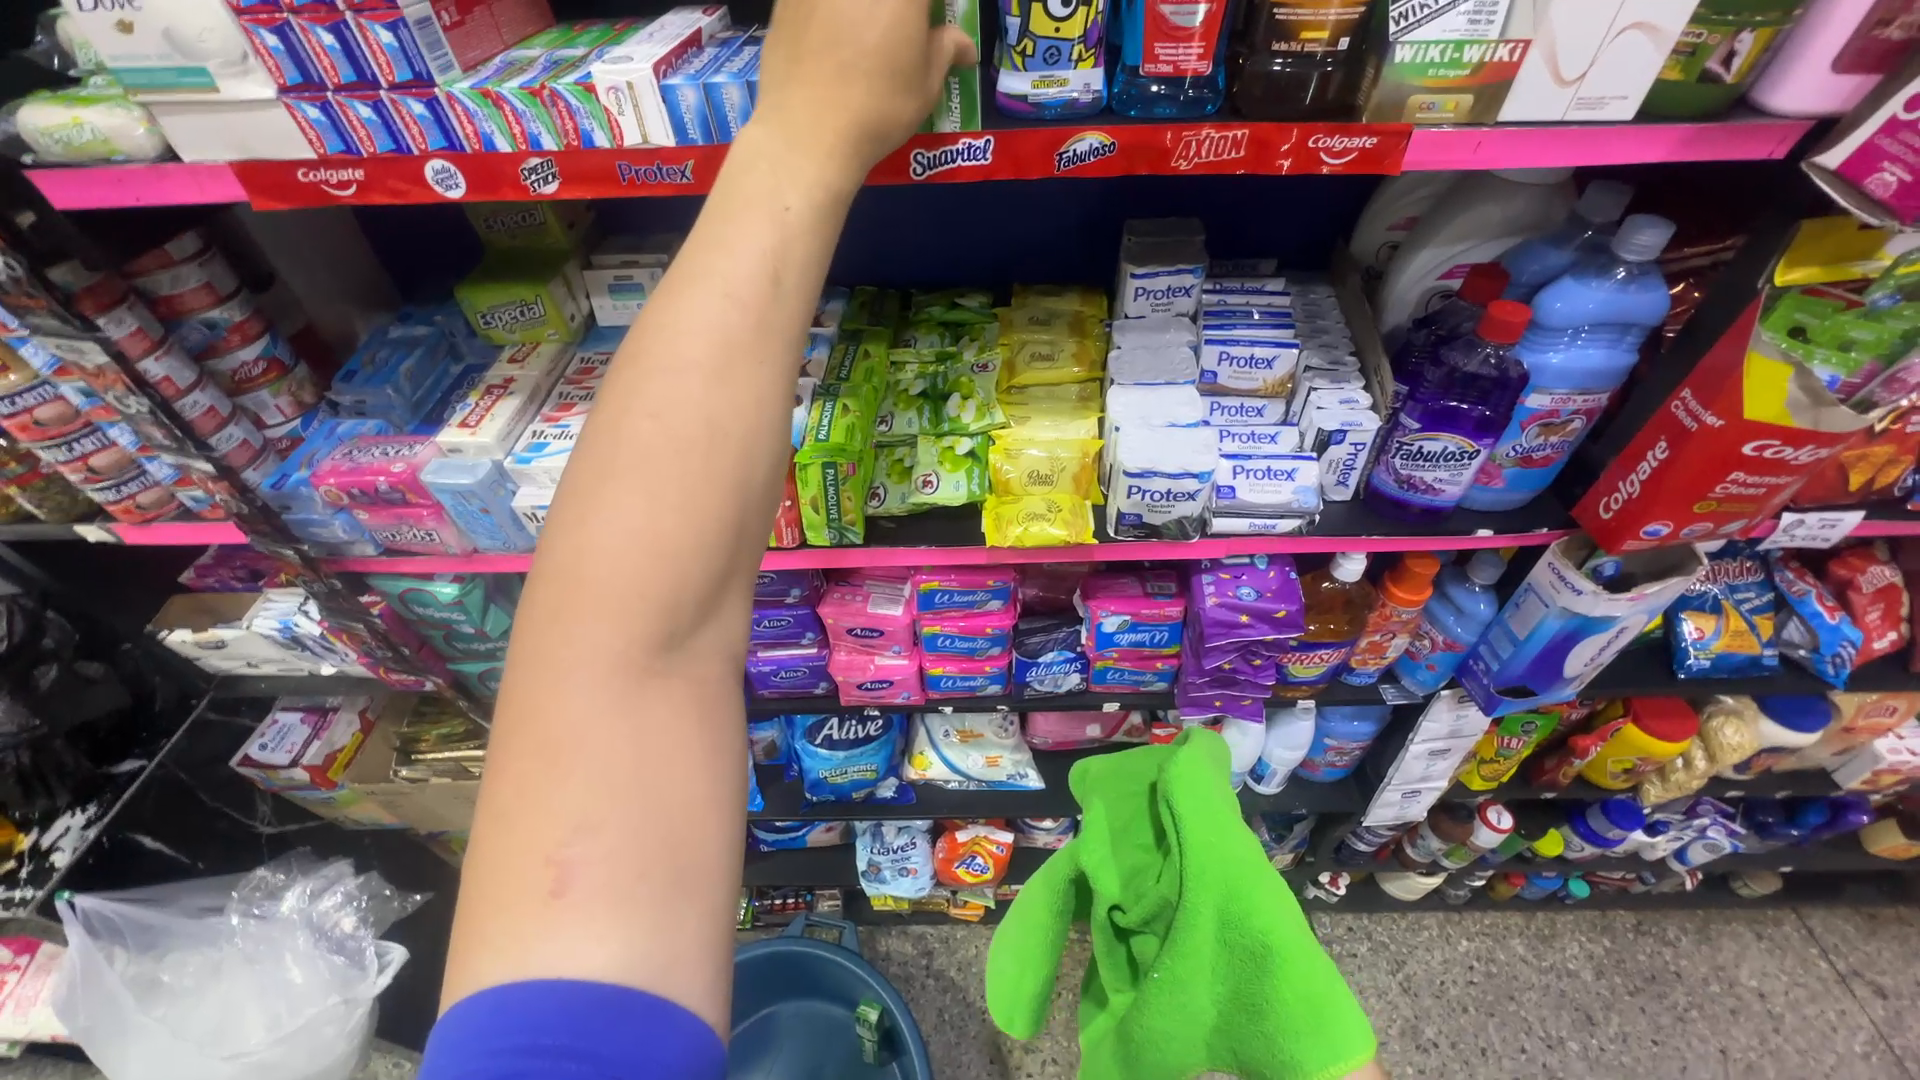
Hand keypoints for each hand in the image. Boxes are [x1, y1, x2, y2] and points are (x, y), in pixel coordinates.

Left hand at [750, 0, 978, 180]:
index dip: (928, 10)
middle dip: (895, 12)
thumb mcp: (925, 87)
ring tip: (859, 43)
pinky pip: (814, 3)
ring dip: (859, 16)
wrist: (808, 133)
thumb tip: (963, 44)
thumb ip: (945, 50)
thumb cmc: (878, 110)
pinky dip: (825, 17)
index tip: (928, 23)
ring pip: (850, 4)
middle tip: (896, 33)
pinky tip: (826, 43)